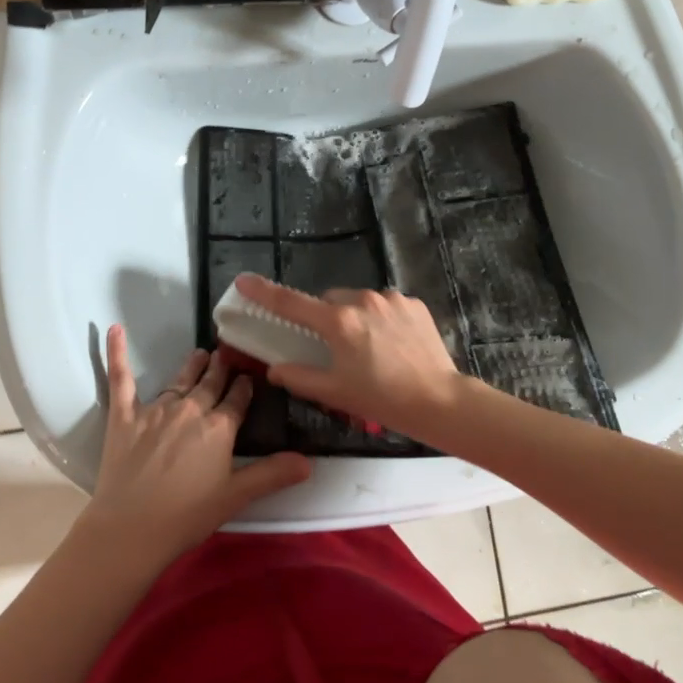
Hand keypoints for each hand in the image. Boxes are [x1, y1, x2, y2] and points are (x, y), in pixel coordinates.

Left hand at [83, 325, 311, 556]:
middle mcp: (190, 410)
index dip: (245, 388)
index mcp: (218, 429)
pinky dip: (117, 353)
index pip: (237, 400)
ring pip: (179, 380)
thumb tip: (310, 461)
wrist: (131, 527)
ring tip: (200, 353)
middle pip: (210, 384)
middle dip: (221, 369)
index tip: (250, 376)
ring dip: (192, 365)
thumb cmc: (187, 516)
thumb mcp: (235, 497)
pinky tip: (114, 329)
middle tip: (227, 353)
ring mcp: (155, 410)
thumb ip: (272, 475)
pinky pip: (121, 379)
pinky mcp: (124, 415)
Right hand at [234, 274, 466, 438]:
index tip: (243, 281)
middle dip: (325, 319)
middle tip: (333, 349)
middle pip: (329, 301)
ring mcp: (391, 299)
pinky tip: (391, 346)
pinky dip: (380, 320)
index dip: (263, 292)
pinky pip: (385, 305)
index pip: (291, 303)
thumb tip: (274, 368)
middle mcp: (363, 300)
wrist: (439, 400)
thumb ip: (299, 377)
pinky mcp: (413, 304)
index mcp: (339, 322)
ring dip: (355, 318)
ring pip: (359, 301)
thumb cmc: (382, 399)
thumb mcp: (335, 393)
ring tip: (369, 351)